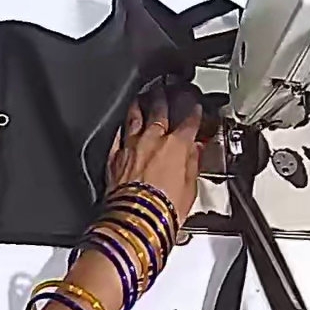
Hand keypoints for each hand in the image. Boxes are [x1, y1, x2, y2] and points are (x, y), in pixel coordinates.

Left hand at [105, 79, 204, 218]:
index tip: (195, 108)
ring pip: (135, 118)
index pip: (189, 123)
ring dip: (140, 107)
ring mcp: (131, 146)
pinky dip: (122, 130)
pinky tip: (122, 126)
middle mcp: (152, 140)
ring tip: (141, 98)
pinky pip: (118, 137)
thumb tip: (194, 153)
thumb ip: (192, 164)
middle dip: (164, 99)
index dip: (194, 113)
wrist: (136, 220)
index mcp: (176, 145)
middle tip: (164, 90)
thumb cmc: (164, 208)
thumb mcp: (191, 188)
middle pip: (159, 111)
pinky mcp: (115, 157)